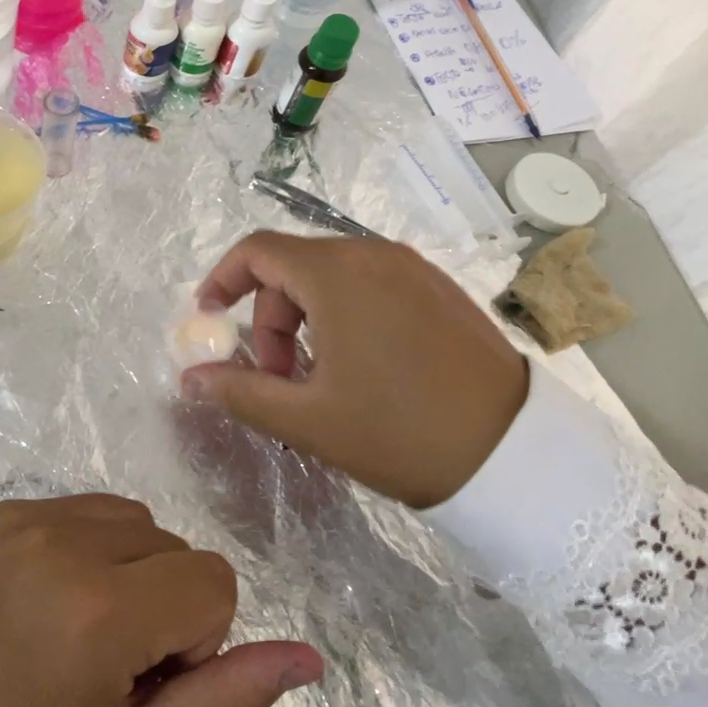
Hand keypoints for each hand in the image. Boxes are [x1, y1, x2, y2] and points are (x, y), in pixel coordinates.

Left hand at [0, 495, 321, 706]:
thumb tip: (309, 656)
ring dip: (132, 571)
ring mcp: (25, 516)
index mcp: (97, 608)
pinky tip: (54, 601)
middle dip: (164, 603)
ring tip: (81, 632)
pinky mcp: (1, 511)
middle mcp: (61, 540)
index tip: (144, 680)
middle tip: (108, 667)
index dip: (197, 639)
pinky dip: (92, 547)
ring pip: (136, 520)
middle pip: (175, 544)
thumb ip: (224, 702)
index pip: (214, 580)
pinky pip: (87, 507)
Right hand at [183, 232, 527, 508]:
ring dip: (306, 319)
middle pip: (293, 266)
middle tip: (280, 379)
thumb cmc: (401, 433)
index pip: (257, 251)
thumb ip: (240, 391)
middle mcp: (374, 255)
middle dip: (269, 317)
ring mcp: (413, 269)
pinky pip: (371, 284)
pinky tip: (361, 367)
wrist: (517, 455)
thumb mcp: (308, 419)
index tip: (209, 320)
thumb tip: (190, 378)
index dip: (222, 279)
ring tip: (320, 379)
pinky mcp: (440, 289)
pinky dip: (344, 314)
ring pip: (332, 276)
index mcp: (338, 273)